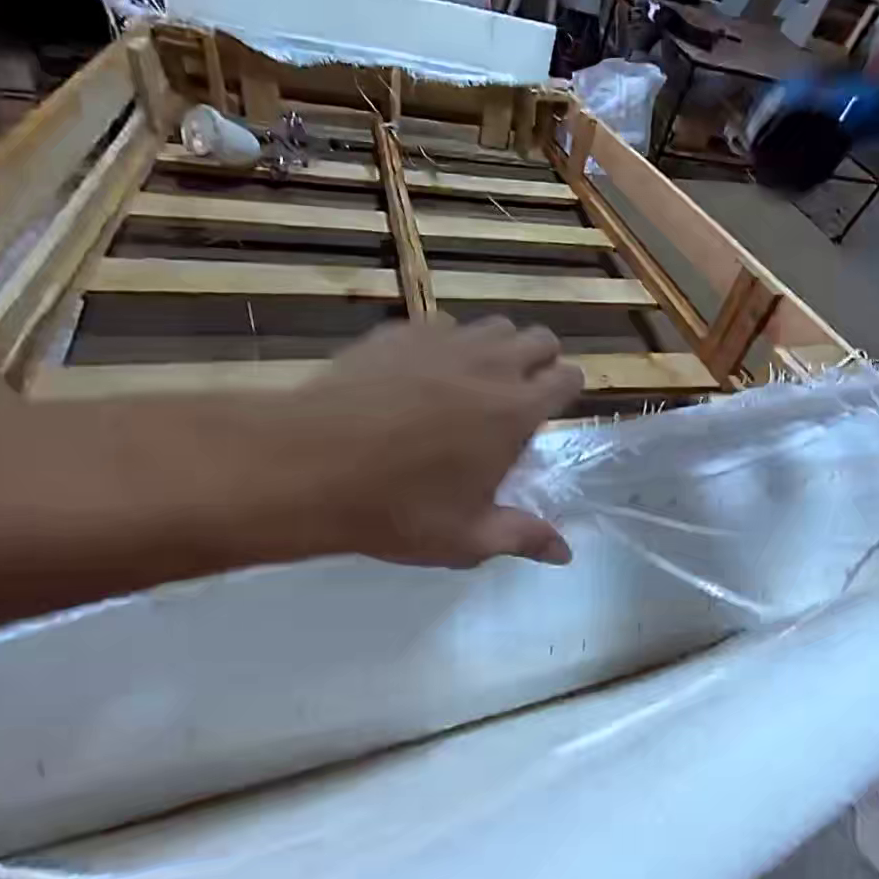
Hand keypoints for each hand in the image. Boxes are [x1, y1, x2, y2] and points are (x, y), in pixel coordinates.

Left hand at [246, 318, 584, 568]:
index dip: (566, 390)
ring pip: (493, 326)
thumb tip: (565, 552)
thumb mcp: (465, 538)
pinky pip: (442, 326)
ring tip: (472, 381)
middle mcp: (491, 364)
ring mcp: (445, 341)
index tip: (550, 409)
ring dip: (497, 348)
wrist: (310, 464)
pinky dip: (446, 345)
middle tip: (517, 394)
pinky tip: (419, 374)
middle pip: (540, 338)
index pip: (568, 377)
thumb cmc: (397, 508)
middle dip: (540, 360)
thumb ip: (522, 537)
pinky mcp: (402, 332)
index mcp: (516, 410)